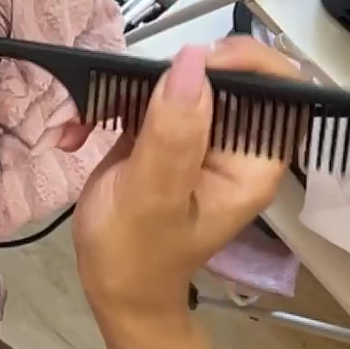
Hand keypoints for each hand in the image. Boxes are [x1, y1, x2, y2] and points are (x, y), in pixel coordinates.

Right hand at [74, 39, 291, 326]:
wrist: (111, 287)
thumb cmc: (136, 252)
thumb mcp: (153, 195)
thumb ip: (173, 131)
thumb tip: (191, 61)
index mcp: (248, 161)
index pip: (275, 90)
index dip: (244, 63)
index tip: (188, 60)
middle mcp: (226, 143)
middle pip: (212, 76)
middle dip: (153, 76)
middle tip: (111, 93)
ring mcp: (189, 137)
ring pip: (165, 83)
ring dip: (115, 90)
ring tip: (78, 120)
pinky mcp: (155, 134)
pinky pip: (134, 98)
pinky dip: (100, 105)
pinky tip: (74, 130)